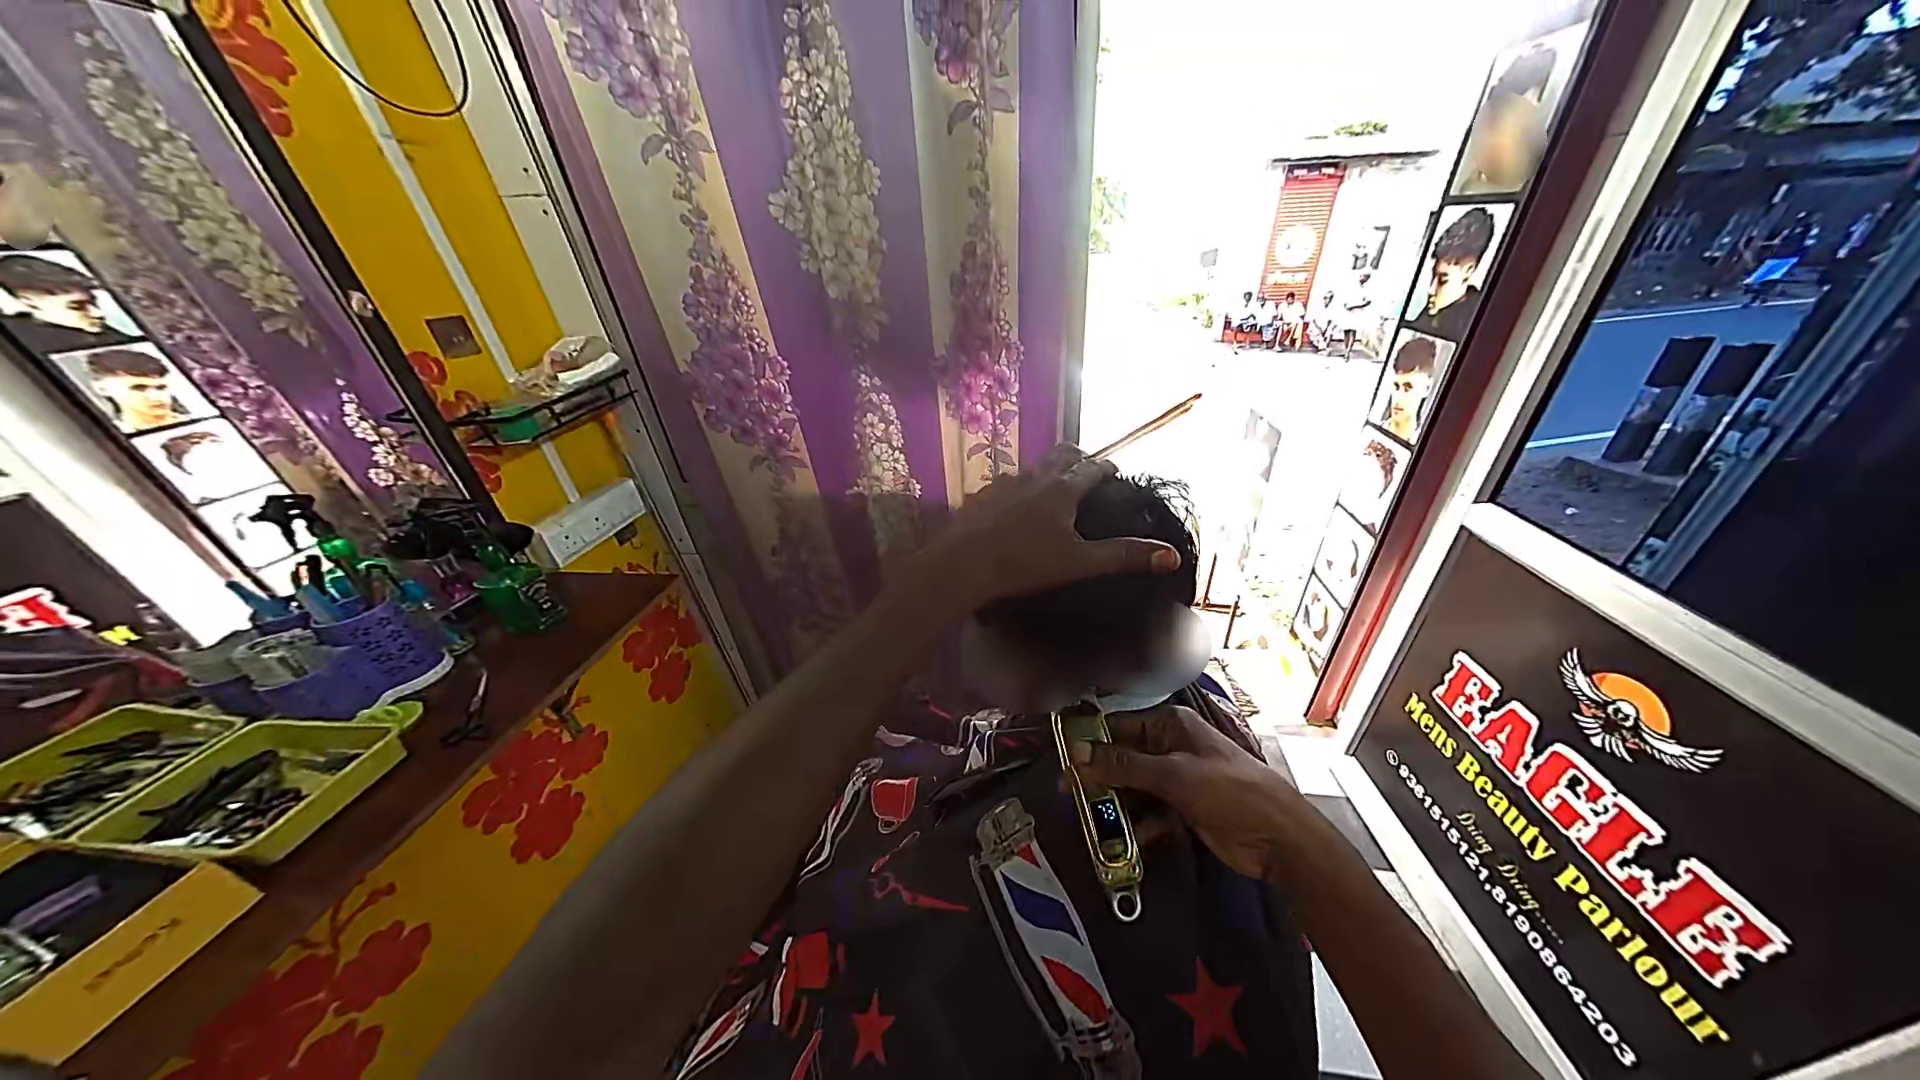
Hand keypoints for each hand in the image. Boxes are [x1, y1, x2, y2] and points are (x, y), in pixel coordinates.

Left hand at [909, 447, 1179, 613]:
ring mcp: (1004, 484)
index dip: (1107, 467)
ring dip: (1048, 471)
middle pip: (1062, 455)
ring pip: (1033, 467)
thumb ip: (1123, 556)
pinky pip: (1006, 483)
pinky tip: (1015, 506)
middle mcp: (1034, 477)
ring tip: (1054, 488)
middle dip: (1079, 458)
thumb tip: (1171, 555)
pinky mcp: (981, 496)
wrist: (964, 564)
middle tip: (1089, 470)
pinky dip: (1020, 487)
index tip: (1116, 472)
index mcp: (1062, 489)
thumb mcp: (1080, 562)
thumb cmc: (1025, 563)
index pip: (1093, 467)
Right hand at [1078, 703, 1303, 879]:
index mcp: (1171, 725)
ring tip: (1091, 819)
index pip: (1120, 727)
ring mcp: (1177, 779)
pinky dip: (1138, 823)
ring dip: (1116, 803)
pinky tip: (1126, 838)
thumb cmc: (1229, 791)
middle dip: (1099, 776)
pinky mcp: (1183, 808)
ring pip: (1134, 787)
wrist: (1280, 838)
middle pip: (1123, 758)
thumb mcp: (1174, 775)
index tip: (1064, 759)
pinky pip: (1150, 811)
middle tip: (1068, 793)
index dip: (1091, 742)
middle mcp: (1171, 747)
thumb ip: (1124, 766)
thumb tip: (1079, 755)